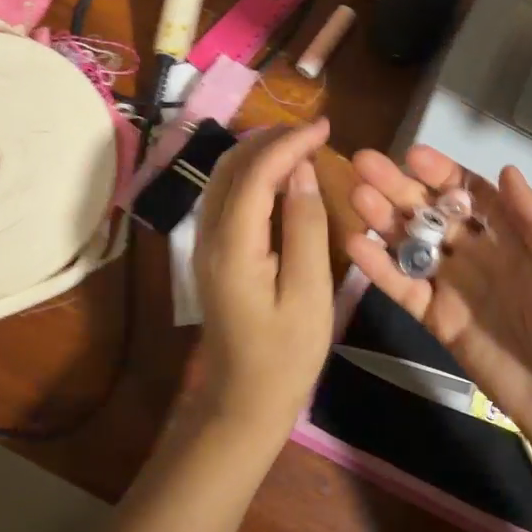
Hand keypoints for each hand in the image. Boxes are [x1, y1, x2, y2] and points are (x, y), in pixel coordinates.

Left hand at [192, 119, 334, 433]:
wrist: (242, 402)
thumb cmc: (285, 355)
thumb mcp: (309, 294)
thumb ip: (305, 227)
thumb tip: (302, 171)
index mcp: (233, 246)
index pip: (256, 173)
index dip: (289, 143)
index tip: (326, 128)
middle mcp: (209, 236)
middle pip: (232, 166)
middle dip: (272, 139)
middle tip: (316, 132)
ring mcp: (204, 245)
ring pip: (224, 178)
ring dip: (259, 152)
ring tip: (302, 146)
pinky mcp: (211, 254)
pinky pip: (226, 197)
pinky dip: (252, 174)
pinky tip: (280, 178)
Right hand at [345, 146, 531, 459]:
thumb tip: (505, 170)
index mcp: (516, 236)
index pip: (472, 193)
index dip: (442, 172)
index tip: (413, 155)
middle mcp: (481, 254)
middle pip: (433, 212)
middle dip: (401, 187)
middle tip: (365, 163)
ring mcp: (456, 288)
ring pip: (412, 244)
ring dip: (384, 219)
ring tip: (356, 195)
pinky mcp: (438, 321)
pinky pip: (404, 288)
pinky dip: (379, 267)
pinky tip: (355, 244)